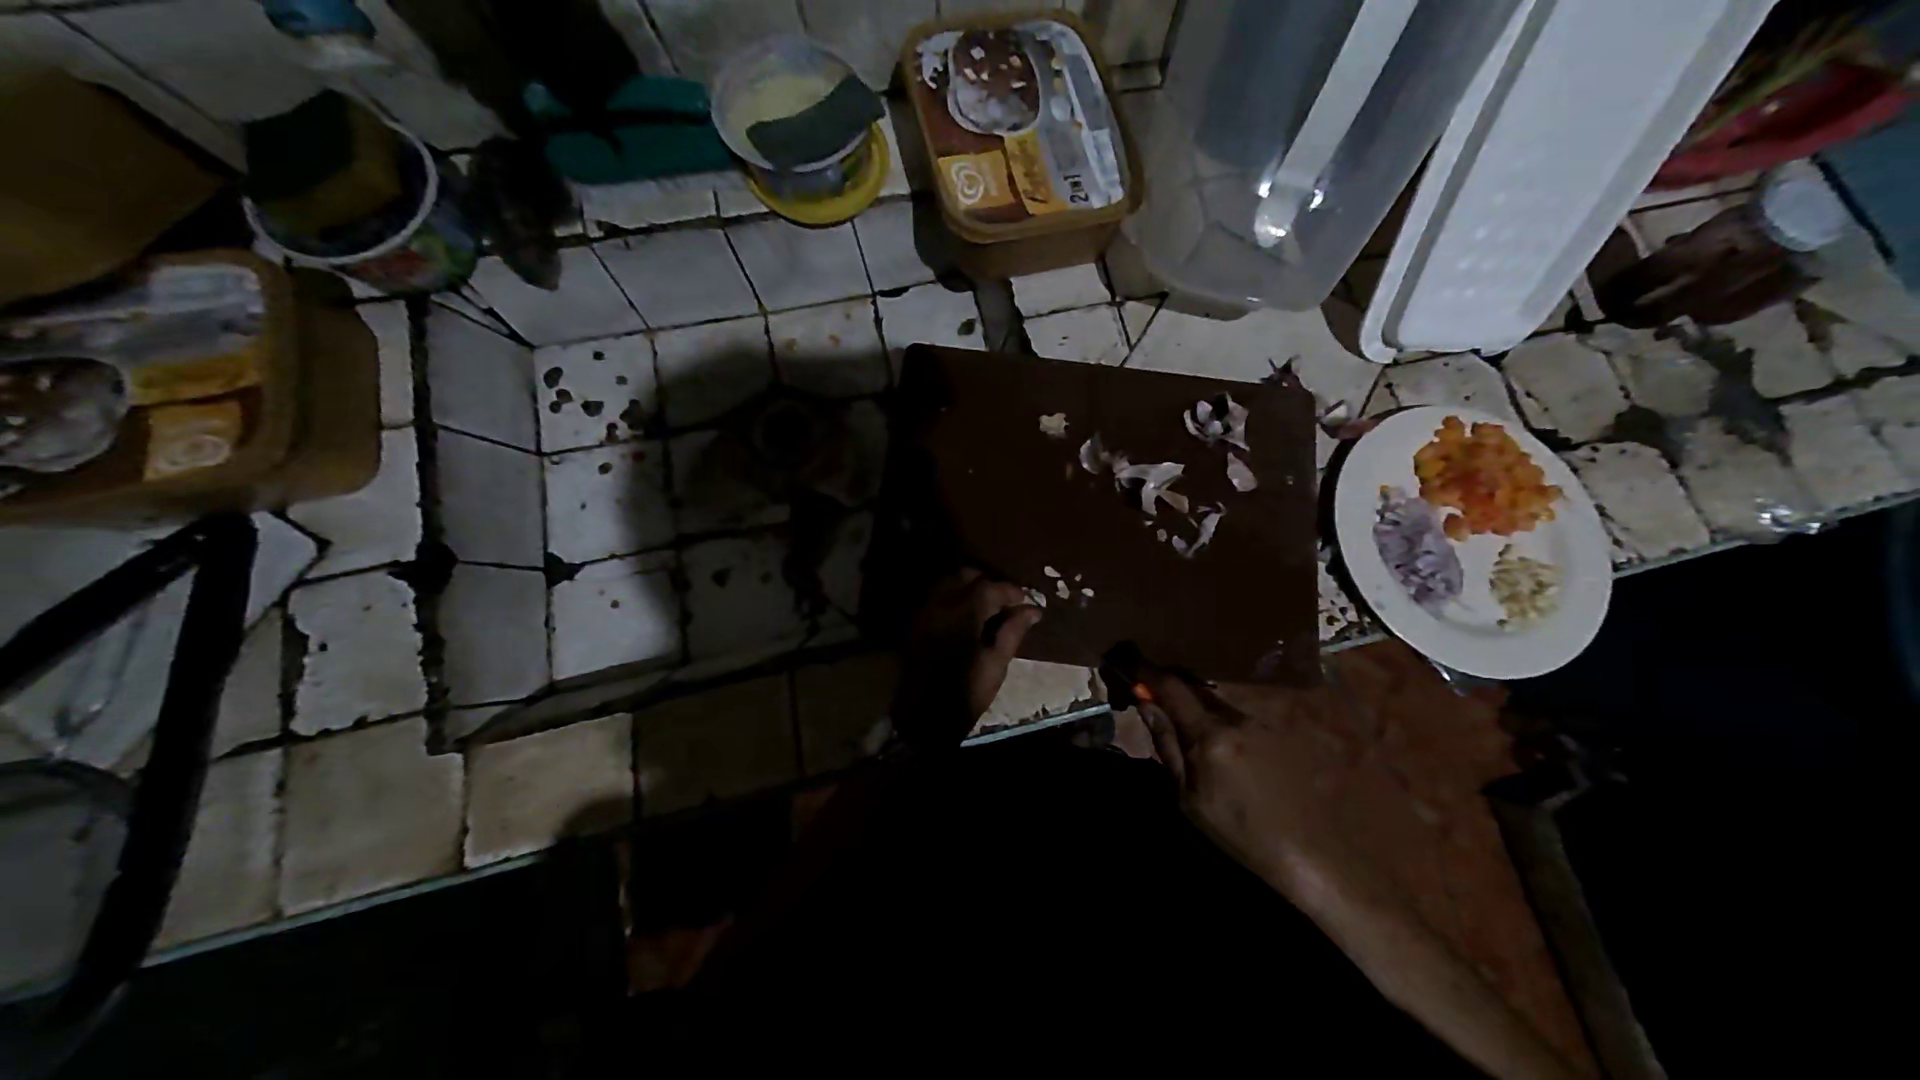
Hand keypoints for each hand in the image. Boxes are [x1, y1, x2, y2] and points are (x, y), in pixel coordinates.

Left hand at [892, 569, 1042, 749]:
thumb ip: (1013, 631)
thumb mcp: (997, 664)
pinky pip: (936, 597)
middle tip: (1006, 601)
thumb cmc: (966, 694)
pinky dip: (954, 597)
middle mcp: (939, 605)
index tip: (1025, 601)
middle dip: (988, 582)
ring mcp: (923, 612)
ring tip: (987, 607)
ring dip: (969, 587)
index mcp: (962, 615)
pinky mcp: (916, 622)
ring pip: (948, 583)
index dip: (1010, 590)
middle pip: (965, 575)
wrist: (923, 718)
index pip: (989, 587)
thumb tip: (1033, 610)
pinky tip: (967, 615)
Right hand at [1134, 670, 1326, 885]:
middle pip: (1196, 689)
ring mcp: (1262, 724)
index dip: (1148, 671)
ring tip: (1188, 728)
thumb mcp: (1187, 797)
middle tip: (1152, 697)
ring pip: (1218, 703)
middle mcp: (1237, 719)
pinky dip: (1220, 721)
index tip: (1129, 662)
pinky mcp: (1280, 734)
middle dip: (1171, 688)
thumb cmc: (1236, 832)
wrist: (1306, 854)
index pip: (1172, 688)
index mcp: (1210, 735)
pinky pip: (1239, 717)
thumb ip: (1166, 745)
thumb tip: (1146, 705)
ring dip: (1197, 707)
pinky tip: (1223, 747)